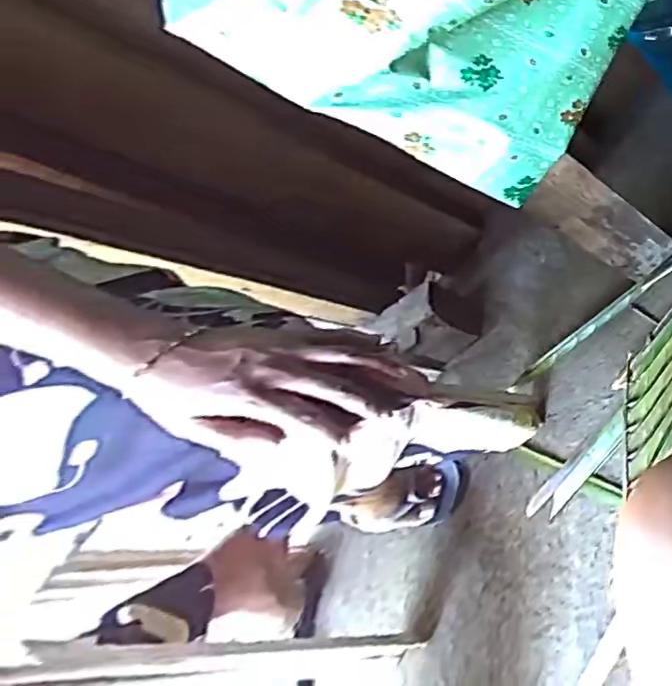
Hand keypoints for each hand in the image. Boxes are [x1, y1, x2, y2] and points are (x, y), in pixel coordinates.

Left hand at [126, 325, 426, 508]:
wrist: (153, 350)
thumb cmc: (170, 396)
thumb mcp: (190, 427)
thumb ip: (237, 437)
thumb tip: (281, 447)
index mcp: (251, 397)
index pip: (305, 417)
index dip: (335, 431)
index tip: (358, 446)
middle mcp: (279, 369)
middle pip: (338, 385)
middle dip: (374, 400)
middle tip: (401, 414)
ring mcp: (291, 346)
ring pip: (350, 354)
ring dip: (384, 366)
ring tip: (410, 377)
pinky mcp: (296, 332)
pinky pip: (340, 336)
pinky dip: (367, 342)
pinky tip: (388, 349)